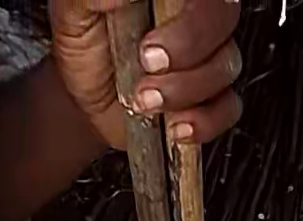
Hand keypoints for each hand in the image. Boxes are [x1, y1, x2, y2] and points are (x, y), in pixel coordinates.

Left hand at [51, 0, 243, 149]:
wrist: (86, 102)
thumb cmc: (86, 48)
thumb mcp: (74, 10)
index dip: (188, 17)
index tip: (148, 43)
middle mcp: (197, 16)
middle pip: (223, 17)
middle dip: (187, 48)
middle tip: (147, 67)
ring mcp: (208, 59)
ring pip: (225, 66)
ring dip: (184, 91)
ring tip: (145, 102)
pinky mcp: (210, 102)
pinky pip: (228, 109)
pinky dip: (204, 122)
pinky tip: (174, 127)